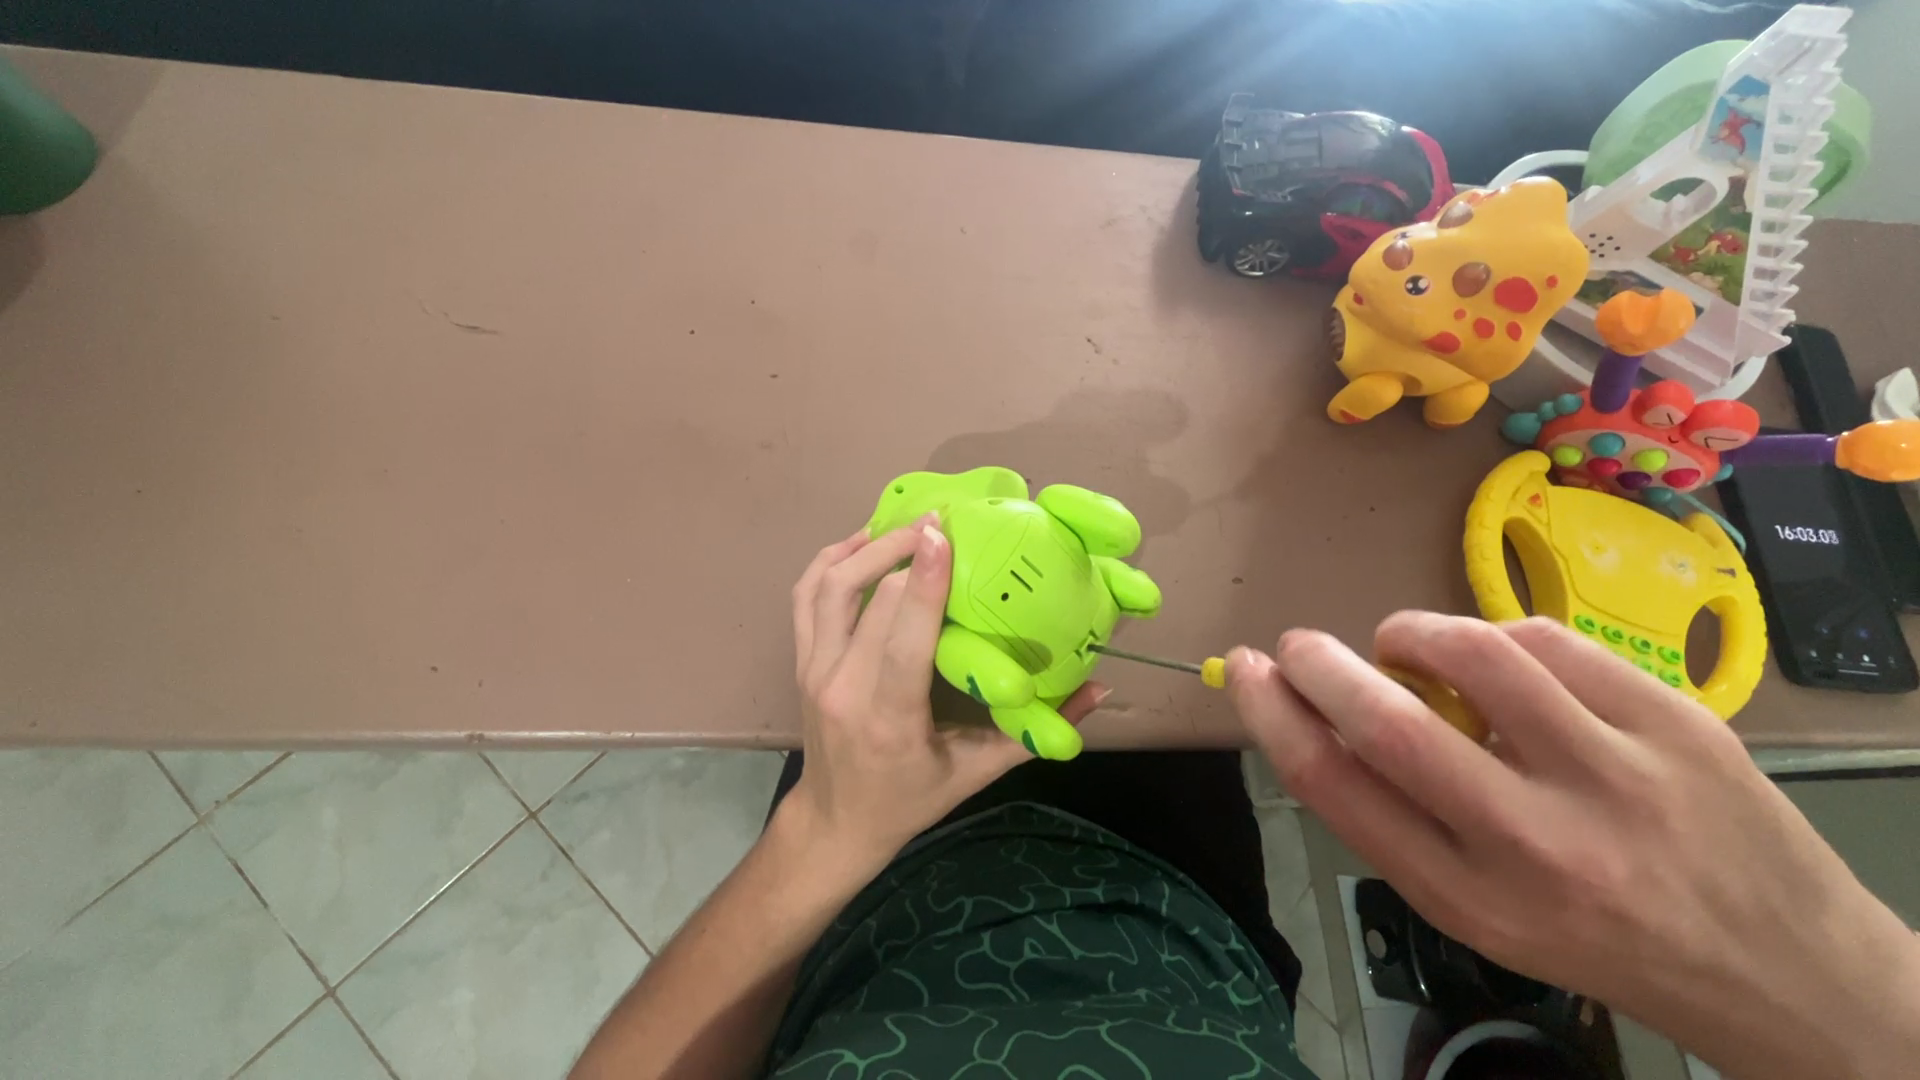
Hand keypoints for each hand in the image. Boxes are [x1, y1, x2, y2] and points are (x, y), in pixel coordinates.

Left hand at [784, 518, 1105, 865]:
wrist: (835, 821)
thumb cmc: (909, 800)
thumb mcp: (975, 773)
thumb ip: (1033, 732)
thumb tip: (1098, 689)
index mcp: (889, 718)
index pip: (903, 639)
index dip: (924, 583)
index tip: (943, 535)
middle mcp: (843, 687)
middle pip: (874, 599)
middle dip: (907, 552)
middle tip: (946, 523)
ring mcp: (814, 670)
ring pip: (831, 586)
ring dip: (869, 547)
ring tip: (909, 524)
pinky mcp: (801, 660)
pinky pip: (805, 594)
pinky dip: (832, 559)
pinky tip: (863, 541)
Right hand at [1227, 612, 1919, 1079]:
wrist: (1784, 972)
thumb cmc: (1588, 932)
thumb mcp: (1469, 904)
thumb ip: (1390, 812)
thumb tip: (1314, 709)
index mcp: (1469, 896)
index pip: (1335, 787)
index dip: (1270, 714)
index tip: (1246, 670)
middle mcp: (1539, 843)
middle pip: (1389, 724)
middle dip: (1318, 665)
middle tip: (1297, 645)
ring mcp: (1620, 776)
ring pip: (1476, 655)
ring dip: (1409, 633)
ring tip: (1401, 644)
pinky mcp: (1678, 720)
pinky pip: (1546, 639)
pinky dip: (1493, 635)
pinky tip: (1500, 663)